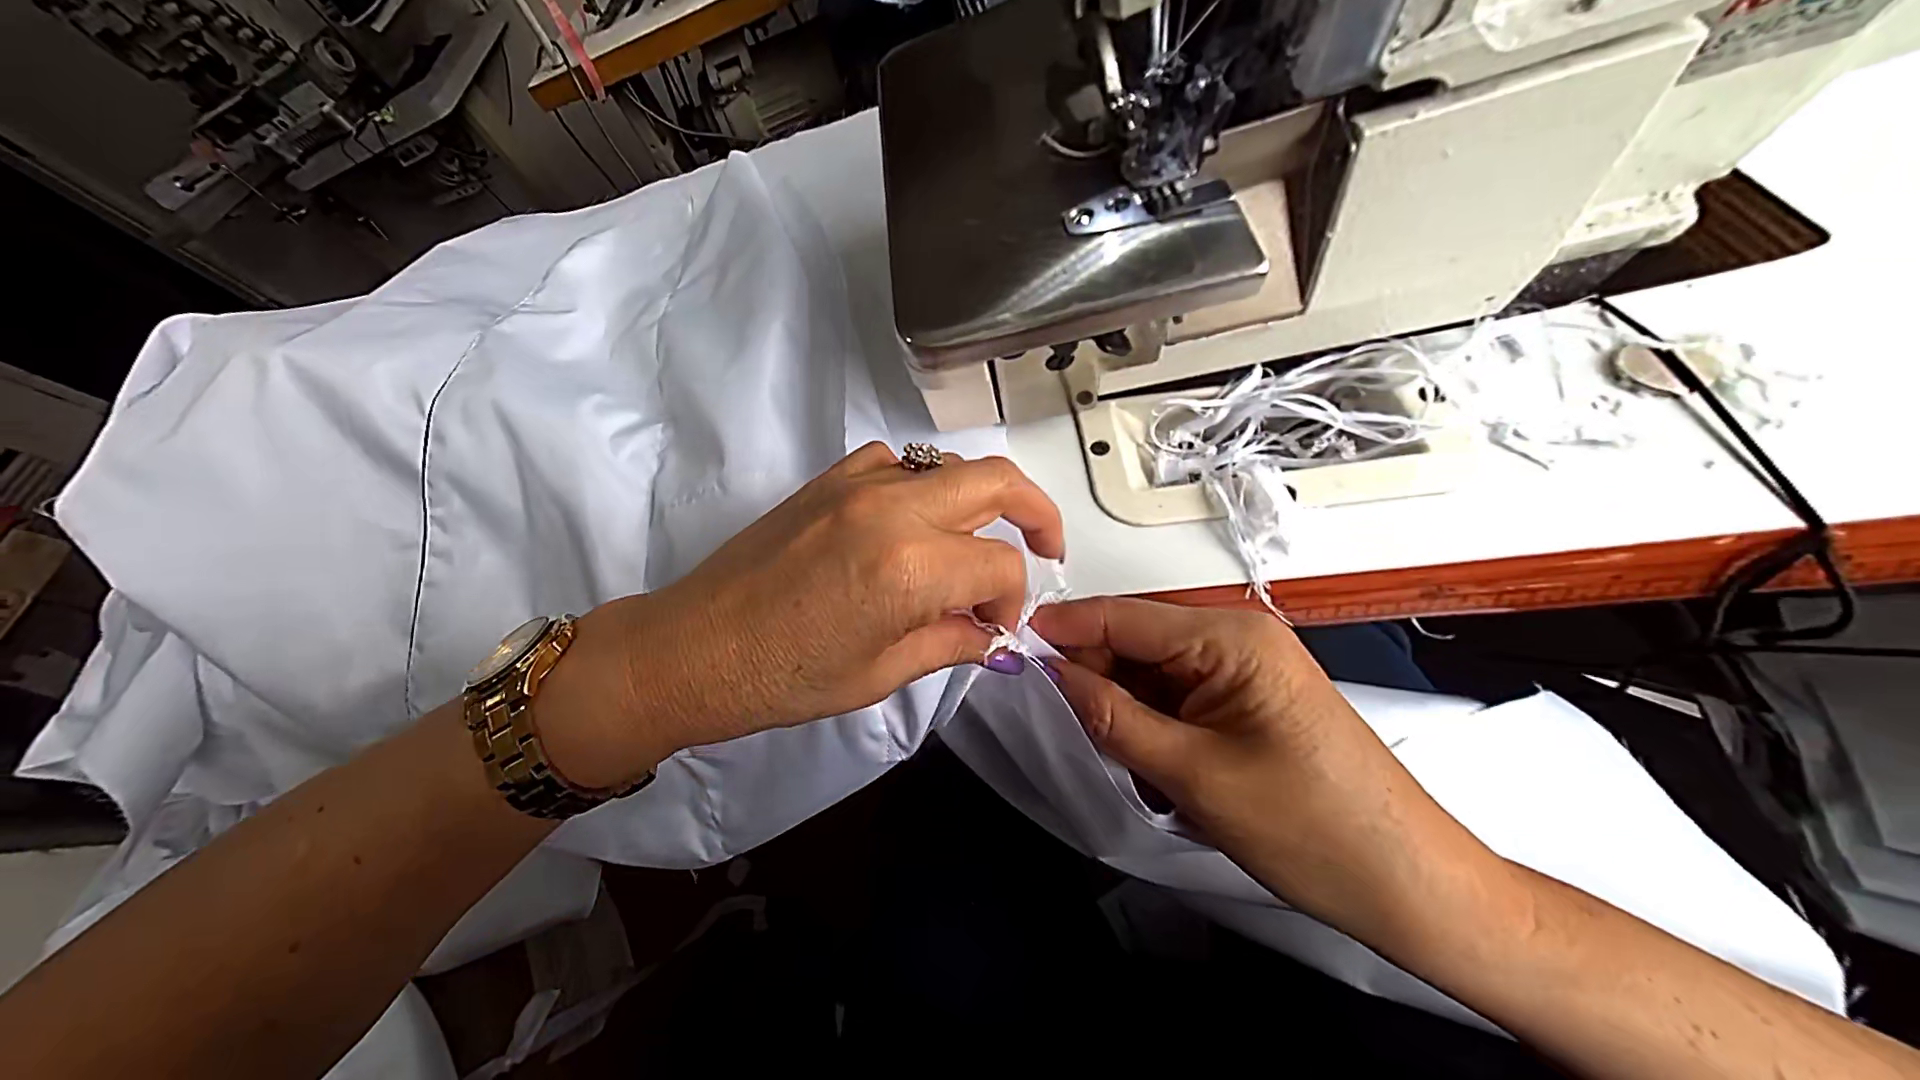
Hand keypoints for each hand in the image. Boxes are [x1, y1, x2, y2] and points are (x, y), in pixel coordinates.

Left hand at [537, 442, 1064, 788]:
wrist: (692, 649)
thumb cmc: (784, 678)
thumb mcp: (882, 674)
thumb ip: (951, 642)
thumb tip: (991, 632)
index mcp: (911, 567)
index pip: (1002, 565)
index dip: (1014, 599)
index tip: (997, 628)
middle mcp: (893, 509)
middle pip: (998, 481)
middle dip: (1038, 514)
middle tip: (1045, 548)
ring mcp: (858, 483)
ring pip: (952, 465)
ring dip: (981, 499)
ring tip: (975, 543)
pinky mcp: (829, 479)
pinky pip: (899, 462)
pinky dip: (925, 485)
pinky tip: (914, 523)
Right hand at [1031, 597, 1505, 949]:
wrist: (1411, 887)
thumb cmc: (1323, 831)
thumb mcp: (1194, 775)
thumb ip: (1113, 718)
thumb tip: (1055, 676)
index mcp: (1233, 638)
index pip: (1124, 616)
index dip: (1064, 629)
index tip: (1016, 646)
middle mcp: (1240, 640)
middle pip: (1135, 640)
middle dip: (1093, 676)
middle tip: (1063, 720)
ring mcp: (1245, 670)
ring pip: (1151, 672)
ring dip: (1123, 706)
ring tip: (1119, 755)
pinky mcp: (1246, 700)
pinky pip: (1176, 695)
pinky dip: (1150, 722)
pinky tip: (1150, 760)